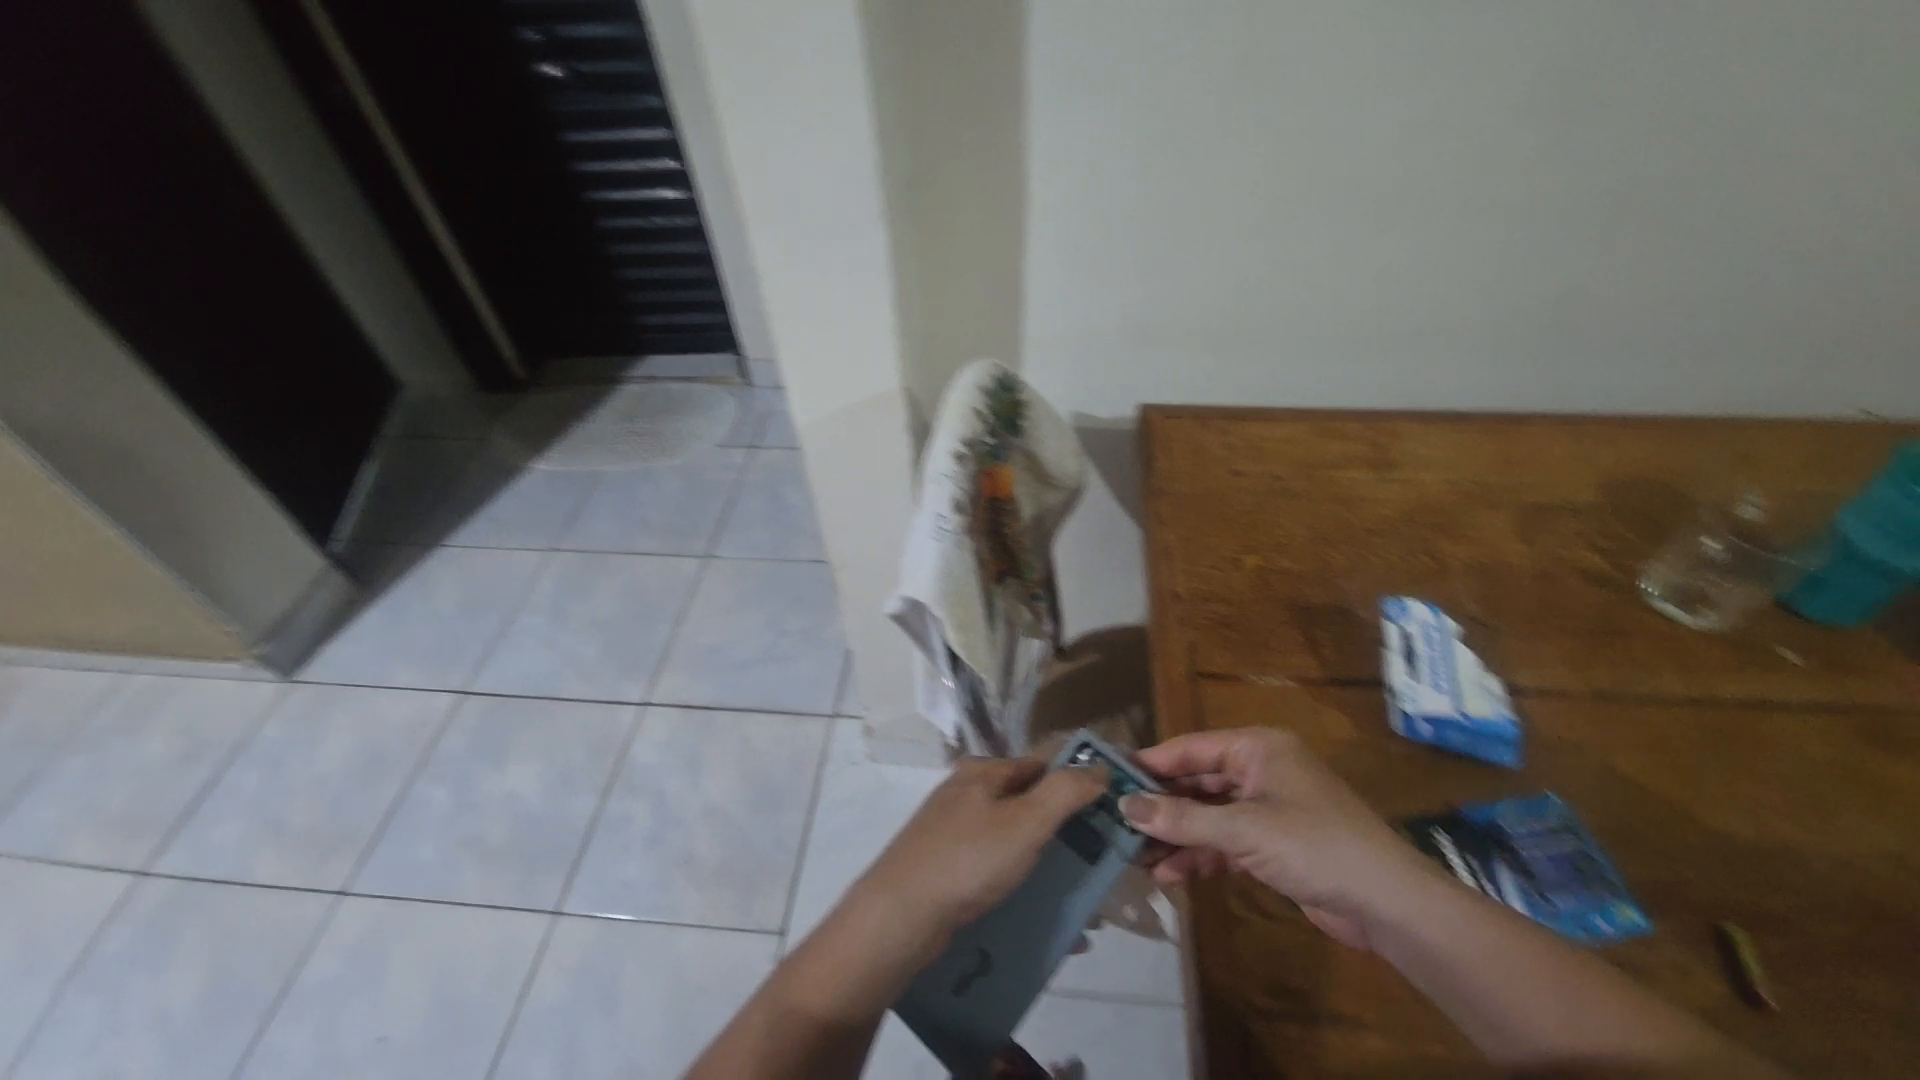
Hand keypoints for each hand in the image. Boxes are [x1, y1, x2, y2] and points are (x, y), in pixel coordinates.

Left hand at [854, 756, 1107, 943]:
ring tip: (1081, 903)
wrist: (899, 917)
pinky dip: (1024, 891)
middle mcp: (965, 795)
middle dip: (1067, 836)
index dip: (1078, 785)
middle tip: (1101, 866)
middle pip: (1029, 806)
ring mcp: (952, 834)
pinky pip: (996, 875)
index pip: (1043, 766)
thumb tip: (1100, 767)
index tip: (1112, 815)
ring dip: (1049, 869)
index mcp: (982, 772)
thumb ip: (1066, 791)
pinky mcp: (945, 871)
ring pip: (1015, 844)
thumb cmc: (967, 859)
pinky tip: (1046, 920)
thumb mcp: (1026, 821)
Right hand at [1123, 728, 1435, 948]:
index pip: (1190, 748)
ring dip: (1177, 835)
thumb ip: (1181, 819)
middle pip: (1196, 782)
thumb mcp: (1243, 830)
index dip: (1149, 765)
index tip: (1107, 779)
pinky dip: (1201, 855)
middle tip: (1116, 824)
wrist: (1386, 903)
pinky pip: (1225, 840)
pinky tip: (1172, 875)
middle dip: (1160, 806)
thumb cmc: (1314, 846)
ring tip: (1137, 857)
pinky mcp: (1273, 843)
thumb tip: (1125, 806)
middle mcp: (1261, 770)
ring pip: (1208, 814)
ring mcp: (1268, 808)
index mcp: (1258, 749)